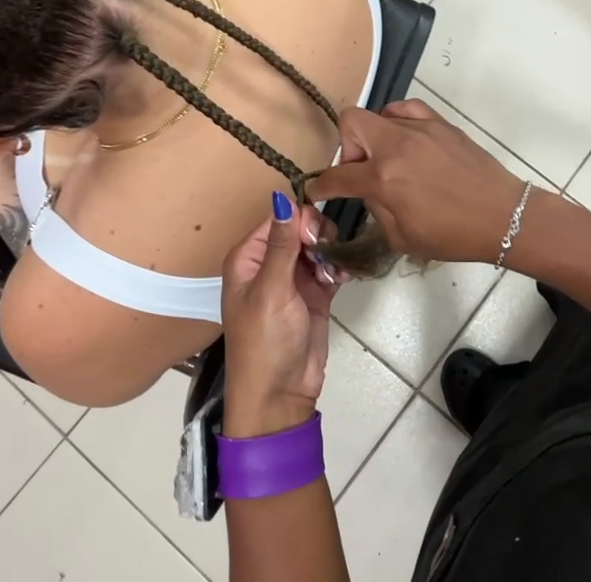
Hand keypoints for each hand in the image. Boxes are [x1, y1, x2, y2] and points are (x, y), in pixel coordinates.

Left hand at [221, 192, 340, 437]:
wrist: (280, 395)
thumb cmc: (265, 341)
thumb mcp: (272, 290)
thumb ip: (283, 243)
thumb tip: (281, 196)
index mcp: (248, 258)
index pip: (278, 219)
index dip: (299, 220)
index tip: (315, 236)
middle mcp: (269, 263)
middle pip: (301, 228)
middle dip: (319, 236)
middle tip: (325, 256)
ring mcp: (294, 278)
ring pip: (319, 245)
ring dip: (331, 252)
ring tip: (333, 272)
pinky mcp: (315, 293)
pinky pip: (331, 265)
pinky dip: (339, 268)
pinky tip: (342, 278)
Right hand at [307, 100, 531, 264]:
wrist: (501, 216)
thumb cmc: (452, 235)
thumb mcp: (402, 236)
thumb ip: (377, 208)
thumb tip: (370, 191)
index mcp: (384, 179)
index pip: (338, 177)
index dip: (321, 186)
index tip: (317, 190)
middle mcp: (397, 146)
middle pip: (351, 122)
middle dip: (347, 147)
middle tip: (361, 170)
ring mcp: (421, 129)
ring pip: (380, 113)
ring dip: (375, 136)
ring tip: (388, 158)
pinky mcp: (441, 124)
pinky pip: (408, 109)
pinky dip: (399, 120)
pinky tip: (406, 140)